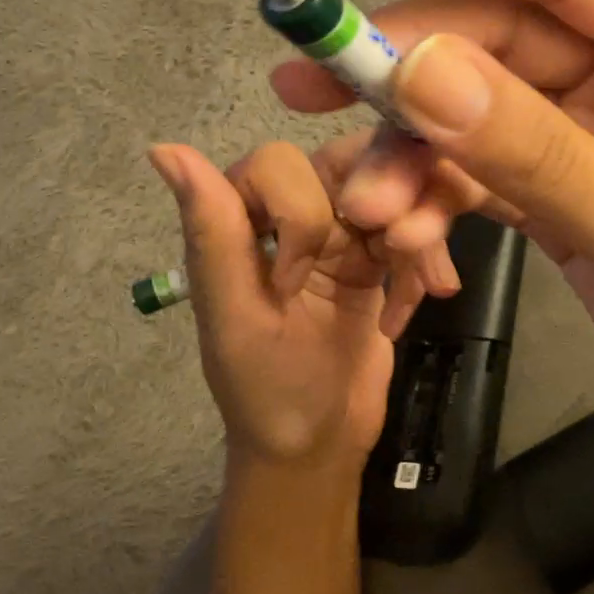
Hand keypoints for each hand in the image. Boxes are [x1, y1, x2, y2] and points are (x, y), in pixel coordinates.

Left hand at [148, 140, 403, 463]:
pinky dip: (428, 265)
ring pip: (401, 189)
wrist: (322, 443)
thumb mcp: (236, 316)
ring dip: (420, 236)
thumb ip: (215, 234)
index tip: (297, 276)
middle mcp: (298, 211)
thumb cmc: (266, 389)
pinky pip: (421, 230)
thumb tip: (165, 149)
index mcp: (245, 219)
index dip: (300, 209)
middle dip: (390, 201)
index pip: (282, 162)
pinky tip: (425, 302)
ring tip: (427, 288)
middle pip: (356, 159)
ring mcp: (348, 232)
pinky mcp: (386, 256)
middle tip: (400, 250)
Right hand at [269, 0, 593, 446]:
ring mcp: (584, 139)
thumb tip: (422, 72)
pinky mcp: (556, 196)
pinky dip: (431, 193)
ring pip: (473, 108)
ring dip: (408, 146)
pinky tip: (401, 231)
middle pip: (498, 37)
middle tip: (307, 84)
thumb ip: (544, 159)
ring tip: (361, 202)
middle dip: (406, 60)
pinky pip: (475, 171)